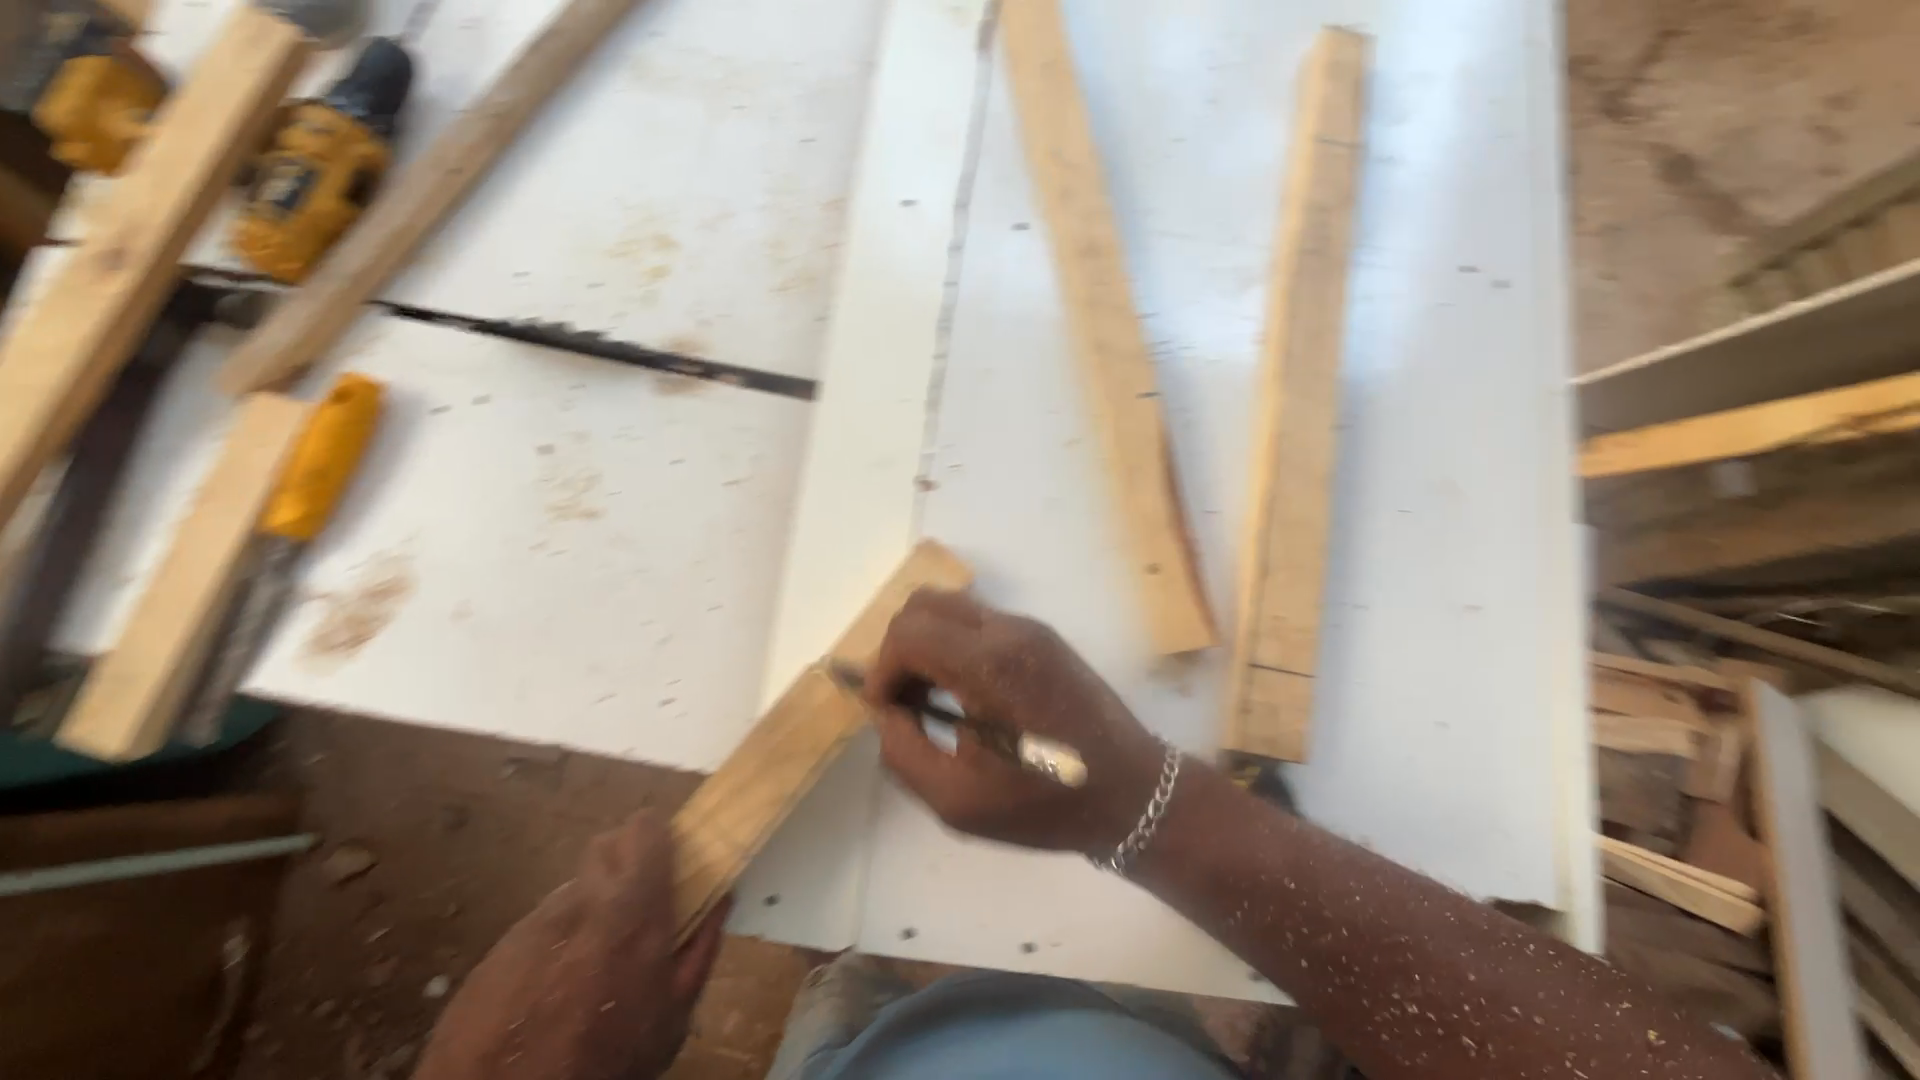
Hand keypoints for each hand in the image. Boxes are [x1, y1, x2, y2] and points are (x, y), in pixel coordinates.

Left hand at [413, 813, 728, 1079]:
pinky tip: (554, 984)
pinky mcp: (500, 946)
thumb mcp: (673, 1015)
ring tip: (592, 957)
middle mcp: (584, 901)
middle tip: (634, 902)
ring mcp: (537, 921)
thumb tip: (721, 898)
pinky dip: (556, 940)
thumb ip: (700, 948)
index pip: (644, 830)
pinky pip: (541, 925)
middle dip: (623, 861)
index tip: (667, 857)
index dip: (656, 836)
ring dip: (590, 906)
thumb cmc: (608, 1059)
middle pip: (605, 844)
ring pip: (573, 888)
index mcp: (634, 910)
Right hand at [866, 588, 1165, 856]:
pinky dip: (954, 646)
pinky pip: (979, 622)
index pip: (907, 632)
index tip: (885, 711)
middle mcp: (1010, 630)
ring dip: (926, 645)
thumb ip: (904, 753)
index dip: (881, 670)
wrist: (1133, 794)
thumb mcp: (958, 802)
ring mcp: (1031, 628)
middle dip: (899, 650)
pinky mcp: (1044, 637)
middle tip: (904, 702)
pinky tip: (964, 695)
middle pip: (924, 605)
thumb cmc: (1047, 805)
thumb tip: (887, 712)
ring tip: (931, 701)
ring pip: (952, 607)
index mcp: (989, 665)